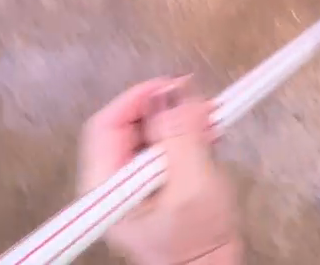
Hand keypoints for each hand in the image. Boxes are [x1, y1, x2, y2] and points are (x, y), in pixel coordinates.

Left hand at [79, 77, 241, 264]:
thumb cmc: (197, 235)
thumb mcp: (193, 184)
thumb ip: (181, 137)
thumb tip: (171, 90)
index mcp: (107, 186)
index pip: (107, 125)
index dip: (141, 97)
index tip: (180, 84)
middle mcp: (112, 182)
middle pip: (129, 125)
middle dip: (169, 108)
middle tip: (206, 107)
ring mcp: (132, 184)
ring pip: (149, 132)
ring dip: (182, 119)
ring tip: (212, 123)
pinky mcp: (153, 183)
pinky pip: (163, 145)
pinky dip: (186, 133)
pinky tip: (209, 137)